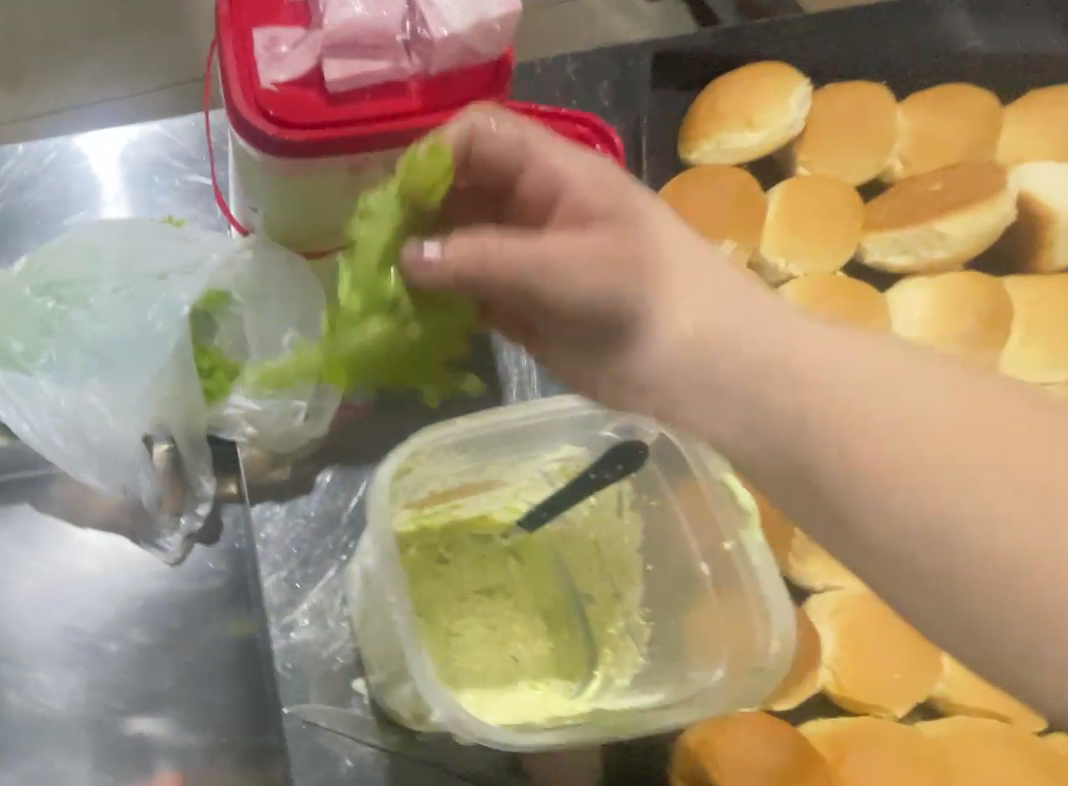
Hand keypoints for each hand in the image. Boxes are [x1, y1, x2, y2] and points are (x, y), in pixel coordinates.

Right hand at [400, 103, 783, 419]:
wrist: (695, 366)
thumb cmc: (644, 298)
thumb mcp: (563, 269)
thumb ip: (481, 260)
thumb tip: (404, 257)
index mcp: (552, 176)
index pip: (477, 138)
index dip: (432, 159)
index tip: (396, 206)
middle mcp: (529, 208)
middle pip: (454, 190)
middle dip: (412, 215)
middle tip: (373, 256)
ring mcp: (519, 258)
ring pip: (450, 244)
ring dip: (416, 263)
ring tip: (379, 291)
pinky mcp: (513, 304)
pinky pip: (458, 291)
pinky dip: (431, 301)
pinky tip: (405, 319)